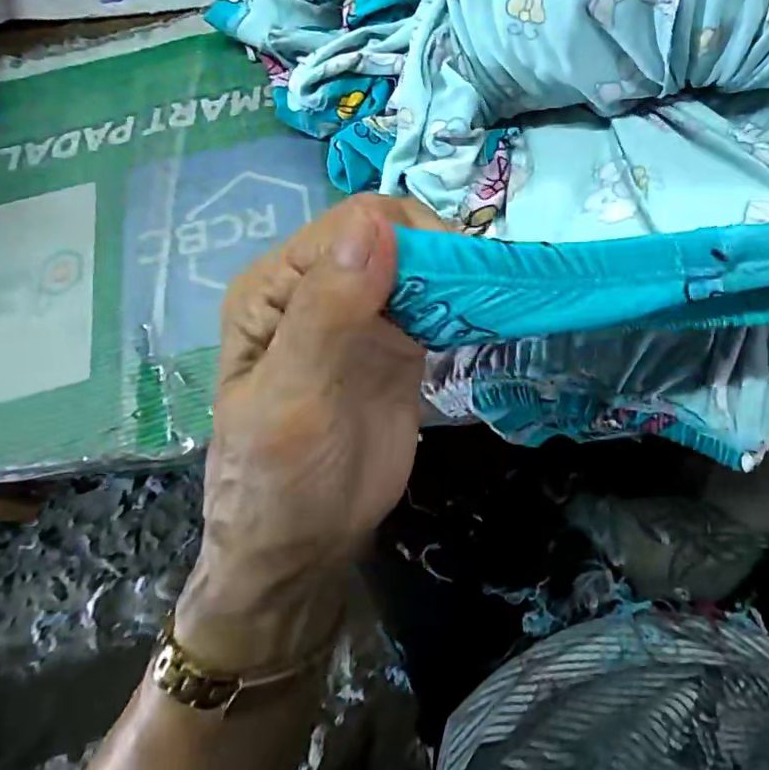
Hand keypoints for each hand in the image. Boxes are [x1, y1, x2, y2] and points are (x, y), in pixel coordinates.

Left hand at [176, 194, 445, 670]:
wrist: (304, 546)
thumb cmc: (281, 478)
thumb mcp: (294, 396)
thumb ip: (327, 310)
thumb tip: (375, 225)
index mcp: (278, 284)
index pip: (352, 223)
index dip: (407, 235)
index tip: (454, 276)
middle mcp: (318, 285)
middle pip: (390, 233)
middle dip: (439, 252)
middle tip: (479, 294)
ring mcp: (361, 311)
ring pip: (417, 263)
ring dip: (457, 274)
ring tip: (490, 302)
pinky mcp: (397, 339)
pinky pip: (433, 300)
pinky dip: (461, 301)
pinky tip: (484, 317)